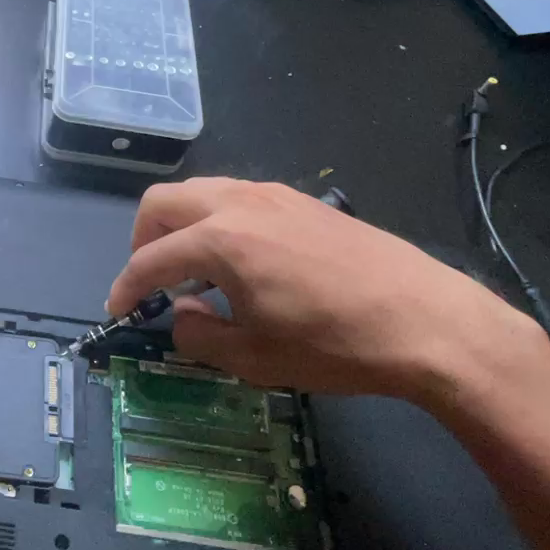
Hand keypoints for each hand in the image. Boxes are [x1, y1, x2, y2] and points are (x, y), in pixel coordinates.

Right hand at [105, 178, 543, 402]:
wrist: (432, 323)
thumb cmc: (336, 346)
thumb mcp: (254, 358)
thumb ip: (198, 336)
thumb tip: (181, 316)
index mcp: (220, 241)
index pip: (151, 259)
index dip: (125, 286)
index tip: (117, 311)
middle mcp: (239, 203)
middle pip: (162, 202)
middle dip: (143, 240)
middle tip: (151, 282)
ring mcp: (274, 195)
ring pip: (200, 191)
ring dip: (180, 226)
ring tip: (194, 271)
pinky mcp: (302, 200)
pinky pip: (236, 196)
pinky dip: (216, 220)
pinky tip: (240, 261)